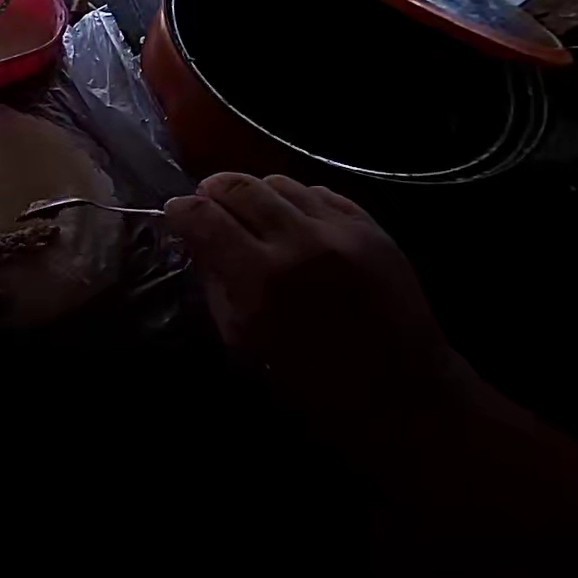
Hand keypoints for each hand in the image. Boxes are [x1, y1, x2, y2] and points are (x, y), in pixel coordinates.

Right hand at [164, 173, 475, 429]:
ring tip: (251, 215)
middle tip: (207, 208)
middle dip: (212, 192)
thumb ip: (213, 280)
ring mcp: (342, 231)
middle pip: (237, 185)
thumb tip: (195, 240)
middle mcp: (300, 242)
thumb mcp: (239, 336)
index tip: (175, 214)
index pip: (202, 216)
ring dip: (253, 194)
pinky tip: (291, 223)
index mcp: (261, 277)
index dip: (180, 209)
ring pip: (277, 181)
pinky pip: (317, 192)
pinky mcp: (372, 228)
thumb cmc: (307, 380)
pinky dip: (293, 201)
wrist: (402, 395)